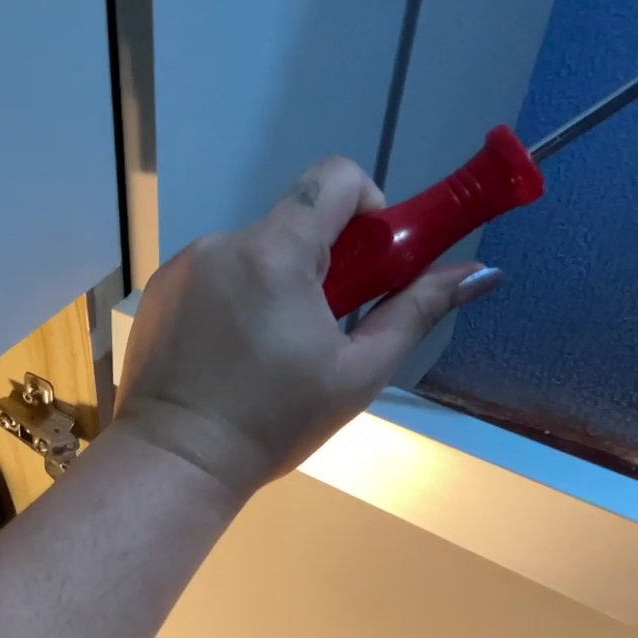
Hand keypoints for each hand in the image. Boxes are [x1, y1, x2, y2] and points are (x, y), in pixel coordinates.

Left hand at [114, 156, 501, 497]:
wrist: (177, 460)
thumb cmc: (272, 424)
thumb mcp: (357, 373)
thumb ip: (416, 311)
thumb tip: (481, 271)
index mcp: (276, 252)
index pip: (334, 178)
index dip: (365, 207)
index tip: (367, 261)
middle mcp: (222, 244)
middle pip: (291, 224)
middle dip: (318, 262)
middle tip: (319, 327)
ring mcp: (182, 268)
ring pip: (249, 254)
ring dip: (271, 284)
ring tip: (264, 353)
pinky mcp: (156, 294)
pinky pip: (209, 277)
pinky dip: (229, 301)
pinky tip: (224, 356)